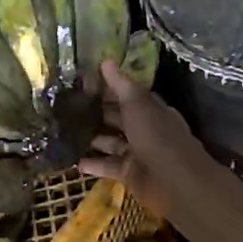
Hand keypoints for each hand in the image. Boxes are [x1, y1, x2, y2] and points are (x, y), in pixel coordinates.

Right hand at [78, 61, 211, 217]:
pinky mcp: (131, 174)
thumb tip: (105, 61)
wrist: (173, 180)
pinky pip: (109, 166)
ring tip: (69, 133)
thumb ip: (120, 84)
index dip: (109, 89)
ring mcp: (138, 153)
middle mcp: (145, 129)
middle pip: (119, 118)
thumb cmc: (156, 136)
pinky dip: (94, 165)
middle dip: (98, 113)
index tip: (85, 84)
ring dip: (94, 139)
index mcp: (151, 109)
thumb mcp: (137, 104)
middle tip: (70, 109)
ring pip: (113, 143)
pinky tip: (75, 161)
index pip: (128, 95)